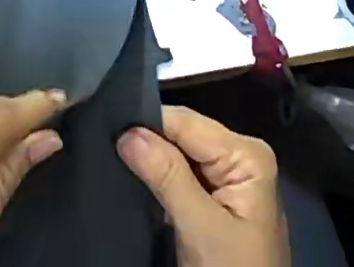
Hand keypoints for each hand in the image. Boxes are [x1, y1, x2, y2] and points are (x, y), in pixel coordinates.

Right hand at [117, 105, 287, 266]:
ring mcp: (229, 177)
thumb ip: (168, 177)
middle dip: (149, 138)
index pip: (189, 123)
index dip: (149, 122)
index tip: (109, 126)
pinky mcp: (216, 199)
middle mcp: (240, 155)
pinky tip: (134, 174)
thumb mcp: (202, 230)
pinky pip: (182, 175)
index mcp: (247, 153)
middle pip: (185, 135)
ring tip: (112, 152)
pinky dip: (159, 177)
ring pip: (180, 154)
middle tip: (106, 140)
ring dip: (151, 157)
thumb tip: (128, 132)